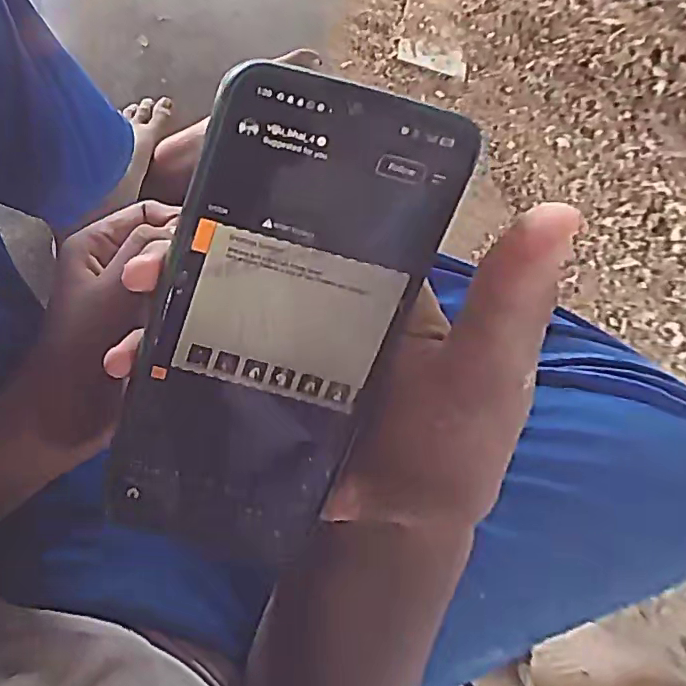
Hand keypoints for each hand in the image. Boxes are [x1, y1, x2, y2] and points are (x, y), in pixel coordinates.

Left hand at [13, 201, 178, 458]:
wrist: (66, 419)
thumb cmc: (78, 352)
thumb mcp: (110, 294)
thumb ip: (145, 255)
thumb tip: (183, 227)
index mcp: (95, 245)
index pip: (149, 214)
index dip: (177, 225)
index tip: (208, 246)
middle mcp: (113, 265)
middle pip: (167, 249)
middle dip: (182, 268)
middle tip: (198, 288)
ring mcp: (130, 298)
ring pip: (176, 283)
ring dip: (180, 303)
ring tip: (173, 324)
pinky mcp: (145, 328)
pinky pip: (176, 314)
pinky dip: (178, 327)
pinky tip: (169, 346)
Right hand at [104, 203, 581, 530]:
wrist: (392, 521)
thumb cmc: (453, 444)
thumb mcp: (488, 371)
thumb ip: (510, 302)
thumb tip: (562, 212)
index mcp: (353, 273)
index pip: (296, 207)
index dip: (241, 178)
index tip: (188, 163)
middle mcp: (300, 292)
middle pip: (228, 245)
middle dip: (178, 243)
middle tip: (144, 266)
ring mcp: (260, 333)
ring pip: (196, 293)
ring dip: (154, 293)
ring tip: (128, 313)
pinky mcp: (230, 376)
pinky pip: (181, 352)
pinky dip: (146, 352)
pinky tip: (123, 367)